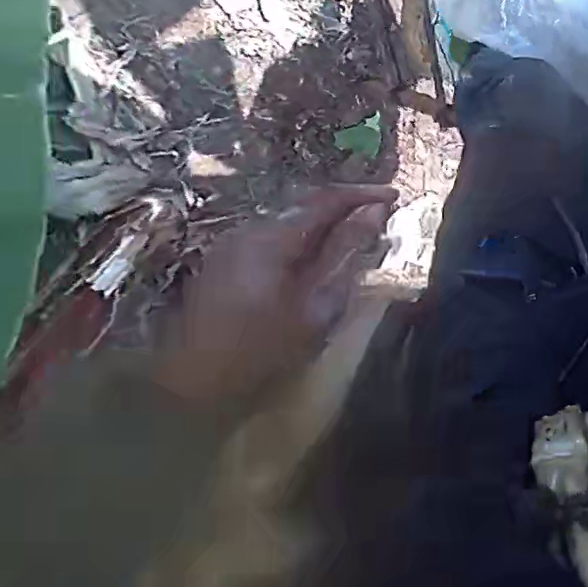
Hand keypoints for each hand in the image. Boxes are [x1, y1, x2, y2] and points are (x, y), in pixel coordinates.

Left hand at [157, 186, 396, 407]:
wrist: (191, 392)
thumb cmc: (264, 350)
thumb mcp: (318, 302)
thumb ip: (347, 251)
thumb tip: (376, 212)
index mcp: (271, 239)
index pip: (325, 199)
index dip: (364, 194)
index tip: (396, 196)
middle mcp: (248, 232)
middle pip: (305, 205)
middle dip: (346, 205)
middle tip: (382, 213)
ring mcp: (232, 247)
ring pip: (290, 221)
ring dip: (326, 222)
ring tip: (359, 232)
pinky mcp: (225, 264)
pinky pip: (275, 237)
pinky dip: (305, 237)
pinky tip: (323, 254)